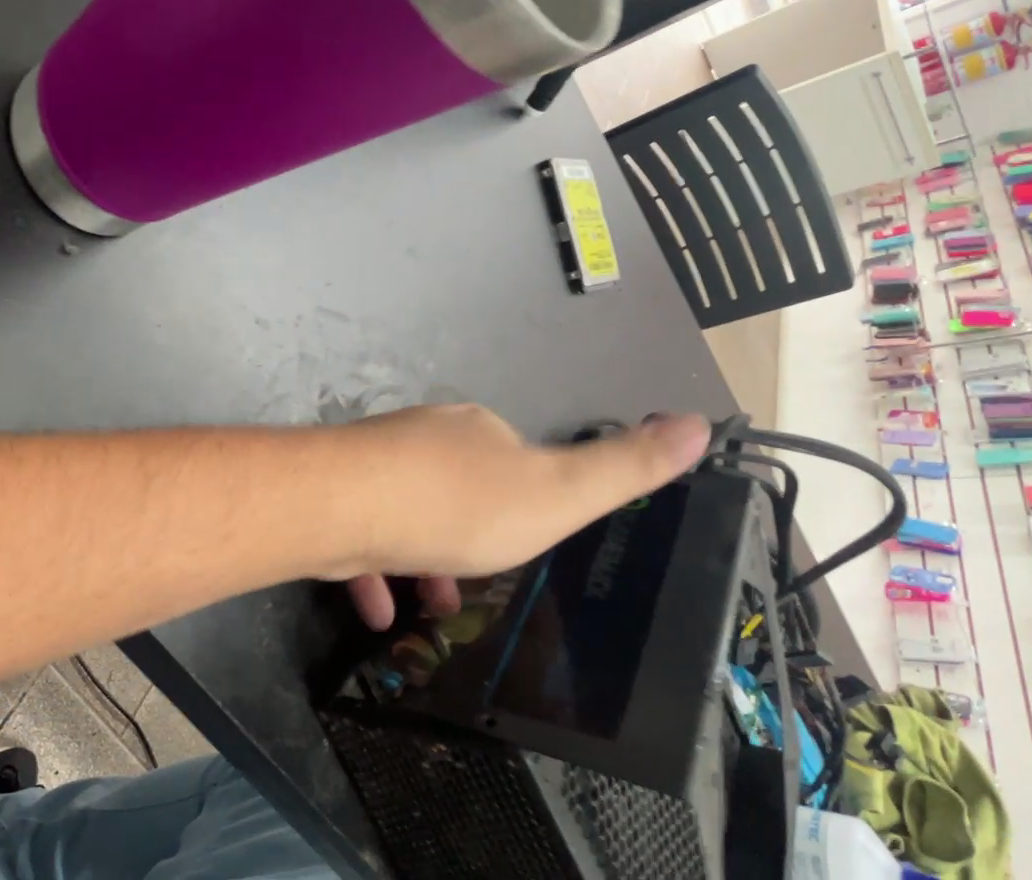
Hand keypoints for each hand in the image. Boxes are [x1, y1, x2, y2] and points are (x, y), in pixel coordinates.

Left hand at [331, 407, 711, 629]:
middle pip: (454, 490)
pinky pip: (360, 540)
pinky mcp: (331, 500)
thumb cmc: (460, 506)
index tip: (526, 539)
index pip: (512, 459)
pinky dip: (376, 575)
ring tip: (434, 608)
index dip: (526, 502)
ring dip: (423, 563)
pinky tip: (381, 609)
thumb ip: (625, 467)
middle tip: (479, 587)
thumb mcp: (560, 492)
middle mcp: (419, 441)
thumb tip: (700, 421)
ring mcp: (368, 468)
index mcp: (476, 432)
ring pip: (406, 518)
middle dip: (471, 539)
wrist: (344, 506)